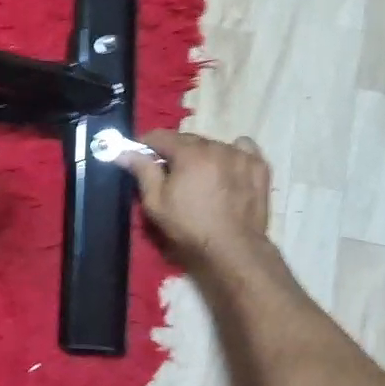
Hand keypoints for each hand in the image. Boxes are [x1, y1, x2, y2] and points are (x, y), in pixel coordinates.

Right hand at [117, 130, 273, 274]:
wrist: (234, 250)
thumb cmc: (190, 227)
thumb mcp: (156, 203)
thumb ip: (142, 171)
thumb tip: (125, 152)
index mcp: (190, 153)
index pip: (161, 135)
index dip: (145, 143)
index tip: (139, 154)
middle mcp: (216, 146)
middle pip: (188, 139)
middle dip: (174, 151)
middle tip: (168, 172)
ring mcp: (241, 155)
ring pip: (213, 145)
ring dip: (202, 154)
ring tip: (199, 176)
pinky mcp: (259, 167)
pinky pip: (242, 149)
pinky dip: (232, 154)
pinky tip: (228, 169)